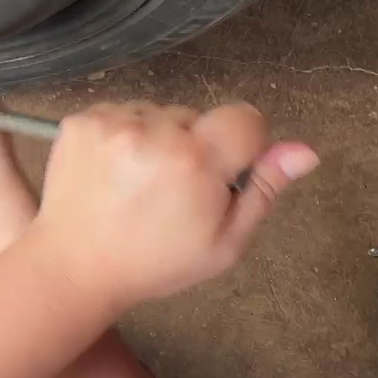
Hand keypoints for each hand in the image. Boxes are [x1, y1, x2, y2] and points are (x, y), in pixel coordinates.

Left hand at [27, 102, 317, 312]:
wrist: (74, 265)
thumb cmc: (154, 262)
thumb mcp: (223, 242)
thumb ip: (263, 190)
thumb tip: (304, 151)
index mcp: (195, 161)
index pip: (244, 117)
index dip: (240, 144)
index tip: (221, 172)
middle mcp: (151, 133)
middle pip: (194, 116)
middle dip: (192, 144)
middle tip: (169, 188)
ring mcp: (109, 124)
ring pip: (154, 113)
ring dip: (153, 137)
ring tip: (136, 181)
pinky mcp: (77, 122)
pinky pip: (117, 113)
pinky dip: (120, 135)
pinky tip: (112, 171)